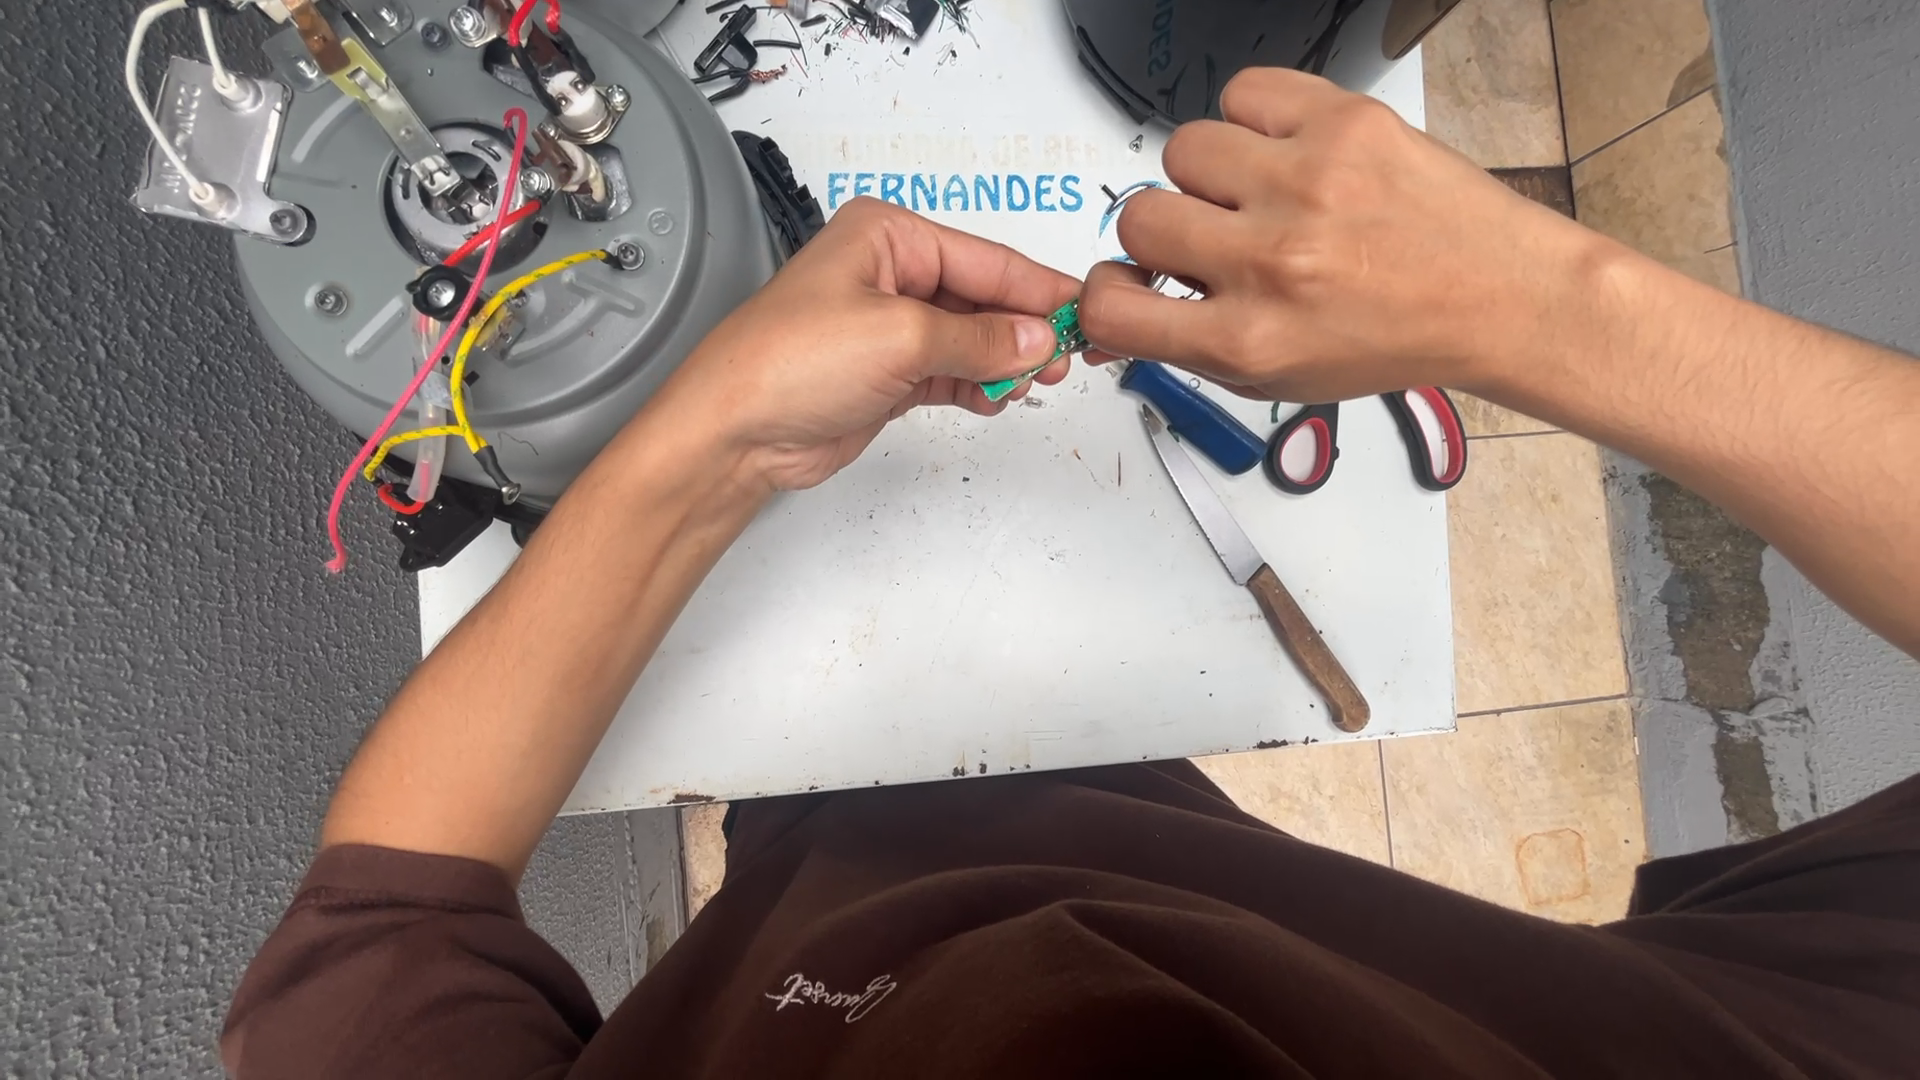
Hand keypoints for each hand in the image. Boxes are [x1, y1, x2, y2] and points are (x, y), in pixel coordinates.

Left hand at [643, 197, 1078, 491]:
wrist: (738, 434)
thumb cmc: (790, 363)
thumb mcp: (900, 337)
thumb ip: (977, 339)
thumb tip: (1035, 339)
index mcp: (889, 238)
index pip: (985, 259)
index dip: (1037, 290)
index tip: (1082, 315)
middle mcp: (890, 277)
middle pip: (981, 299)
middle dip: (1022, 330)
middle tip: (1063, 359)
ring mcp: (889, 330)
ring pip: (970, 340)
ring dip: (1002, 363)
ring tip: (1031, 384)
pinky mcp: (888, 377)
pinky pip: (951, 374)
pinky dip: (977, 386)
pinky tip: (996, 398)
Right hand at [1078, 68, 1600, 402]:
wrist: (1495, 297)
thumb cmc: (1385, 342)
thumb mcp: (1270, 379)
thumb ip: (1183, 352)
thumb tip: (1113, 319)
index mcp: (1246, 340)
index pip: (1113, 310)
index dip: (1104, 296)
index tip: (1126, 287)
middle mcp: (1269, 263)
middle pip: (1139, 216)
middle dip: (1158, 232)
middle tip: (1202, 240)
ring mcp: (1306, 185)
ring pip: (1185, 149)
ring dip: (1205, 176)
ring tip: (1251, 194)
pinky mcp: (1344, 123)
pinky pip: (1245, 93)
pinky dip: (1249, 123)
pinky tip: (1281, 154)